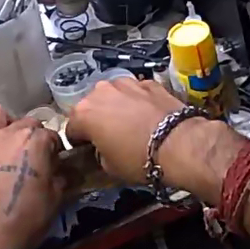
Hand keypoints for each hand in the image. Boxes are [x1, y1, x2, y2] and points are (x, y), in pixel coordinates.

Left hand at [0, 106, 64, 248]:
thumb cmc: (26, 219)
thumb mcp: (56, 198)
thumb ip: (62, 176)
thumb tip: (64, 169)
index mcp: (36, 140)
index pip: (52, 135)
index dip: (54, 150)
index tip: (54, 164)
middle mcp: (10, 132)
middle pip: (27, 123)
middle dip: (32, 136)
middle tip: (31, 157)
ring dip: (4, 125)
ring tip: (6, 144)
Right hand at [65, 78, 246, 204]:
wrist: (178, 143)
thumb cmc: (138, 158)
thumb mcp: (109, 167)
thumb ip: (98, 152)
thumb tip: (102, 148)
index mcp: (84, 112)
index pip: (71, 128)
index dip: (80, 142)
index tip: (89, 150)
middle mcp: (101, 91)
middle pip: (92, 106)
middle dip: (98, 119)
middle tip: (110, 137)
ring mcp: (127, 83)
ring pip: (114, 94)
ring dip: (117, 106)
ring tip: (131, 124)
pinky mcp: (149, 82)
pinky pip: (136, 92)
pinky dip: (138, 101)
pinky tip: (148, 116)